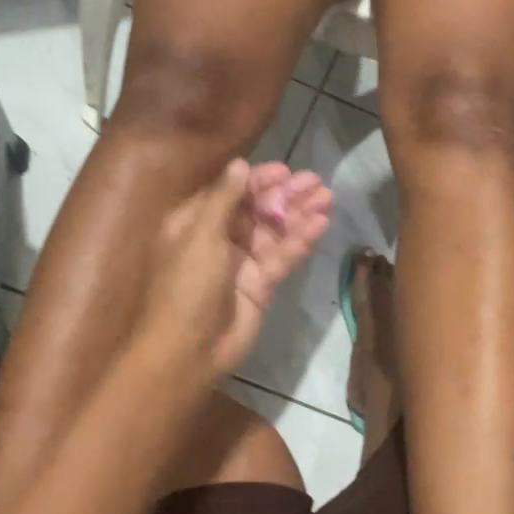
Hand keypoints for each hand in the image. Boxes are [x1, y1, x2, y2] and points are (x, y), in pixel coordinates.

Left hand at [140, 159, 330, 376]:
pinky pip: (283, 256)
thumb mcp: (200, 235)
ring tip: (328, 198)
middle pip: (257, 210)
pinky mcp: (262, 285)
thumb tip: (241, 163)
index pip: (231, 193)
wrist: (189, 349)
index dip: (258, 180)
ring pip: (275, 232)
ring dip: (300, 214)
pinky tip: (321, 224)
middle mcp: (219, 239)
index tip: (286, 170)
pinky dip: (301, 240)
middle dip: (286, 195)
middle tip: (317, 182)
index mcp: (194, 223)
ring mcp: (242, 263)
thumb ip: (224, 199)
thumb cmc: (186, 287)